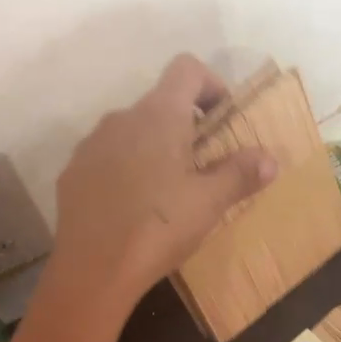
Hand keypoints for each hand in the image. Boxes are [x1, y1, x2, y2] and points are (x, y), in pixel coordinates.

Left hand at [47, 55, 277, 319]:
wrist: (93, 272)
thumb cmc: (157, 230)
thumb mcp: (208, 204)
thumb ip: (240, 174)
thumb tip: (269, 159)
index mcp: (158, 115)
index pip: (187, 68)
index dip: (210, 84)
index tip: (221, 118)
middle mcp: (120, 119)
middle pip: (157, 105)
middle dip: (181, 127)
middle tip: (198, 167)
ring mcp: (90, 147)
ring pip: (127, 135)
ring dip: (148, 151)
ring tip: (161, 193)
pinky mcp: (71, 176)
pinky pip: (103, 162)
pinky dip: (120, 174)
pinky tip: (128, 211)